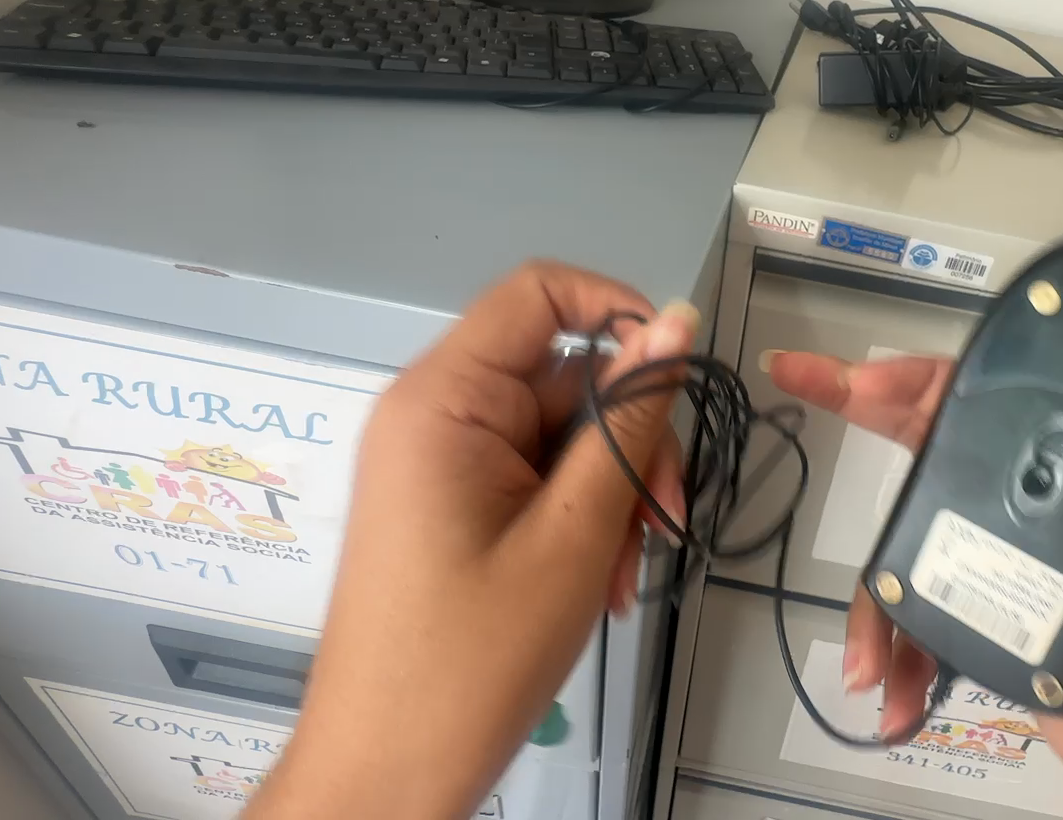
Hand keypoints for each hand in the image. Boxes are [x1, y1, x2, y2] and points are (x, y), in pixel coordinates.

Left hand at [250, 262, 697, 819]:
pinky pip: (546, 473)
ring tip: (628, 569)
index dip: (616, 310)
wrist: (386, 783)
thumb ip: (631, 417)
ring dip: (618, 491)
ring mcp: (452, 456)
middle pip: (571, 376)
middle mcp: (442, 411)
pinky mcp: (463, 496)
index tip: (674, 372)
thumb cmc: (474, 660)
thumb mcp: (577, 529)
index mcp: (446, 398)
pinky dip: (588, 514)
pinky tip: (603, 578)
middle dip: (633, 442)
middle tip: (669, 518)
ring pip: (570, 432)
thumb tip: (676, 319)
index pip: (538, 292)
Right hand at [766, 351, 1062, 819]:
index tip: (872, 379)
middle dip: (865, 411)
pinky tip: (895, 699)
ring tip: (869, 662)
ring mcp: (1002, 568)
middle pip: (939, 452)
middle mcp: (1034, 517)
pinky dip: (895, 656)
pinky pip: (917, 621)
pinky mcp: (981, 622)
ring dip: (873, 598)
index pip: (1005, 412)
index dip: (933, 384)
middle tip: (803, 380)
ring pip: (910, 546)